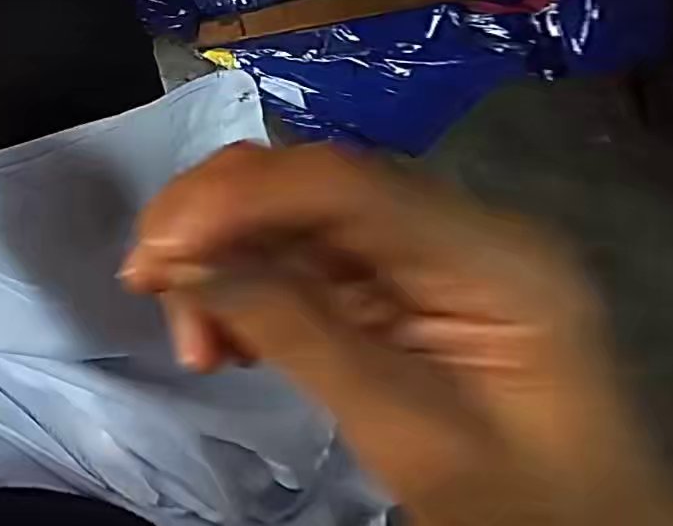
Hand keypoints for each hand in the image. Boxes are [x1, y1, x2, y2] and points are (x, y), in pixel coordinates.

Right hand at [121, 143, 672, 525]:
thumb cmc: (525, 510)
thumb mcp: (410, 437)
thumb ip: (295, 334)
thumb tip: (184, 263)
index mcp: (485, 252)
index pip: (342, 185)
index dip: (238, 198)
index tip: (163, 245)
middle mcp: (442, 221)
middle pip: (298, 179)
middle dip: (209, 219)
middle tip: (147, 275)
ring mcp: (404, 242)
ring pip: (276, 208)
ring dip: (213, 255)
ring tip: (190, 337)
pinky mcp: (374, 268)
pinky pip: (282, 248)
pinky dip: (234, 280)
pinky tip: (217, 333)